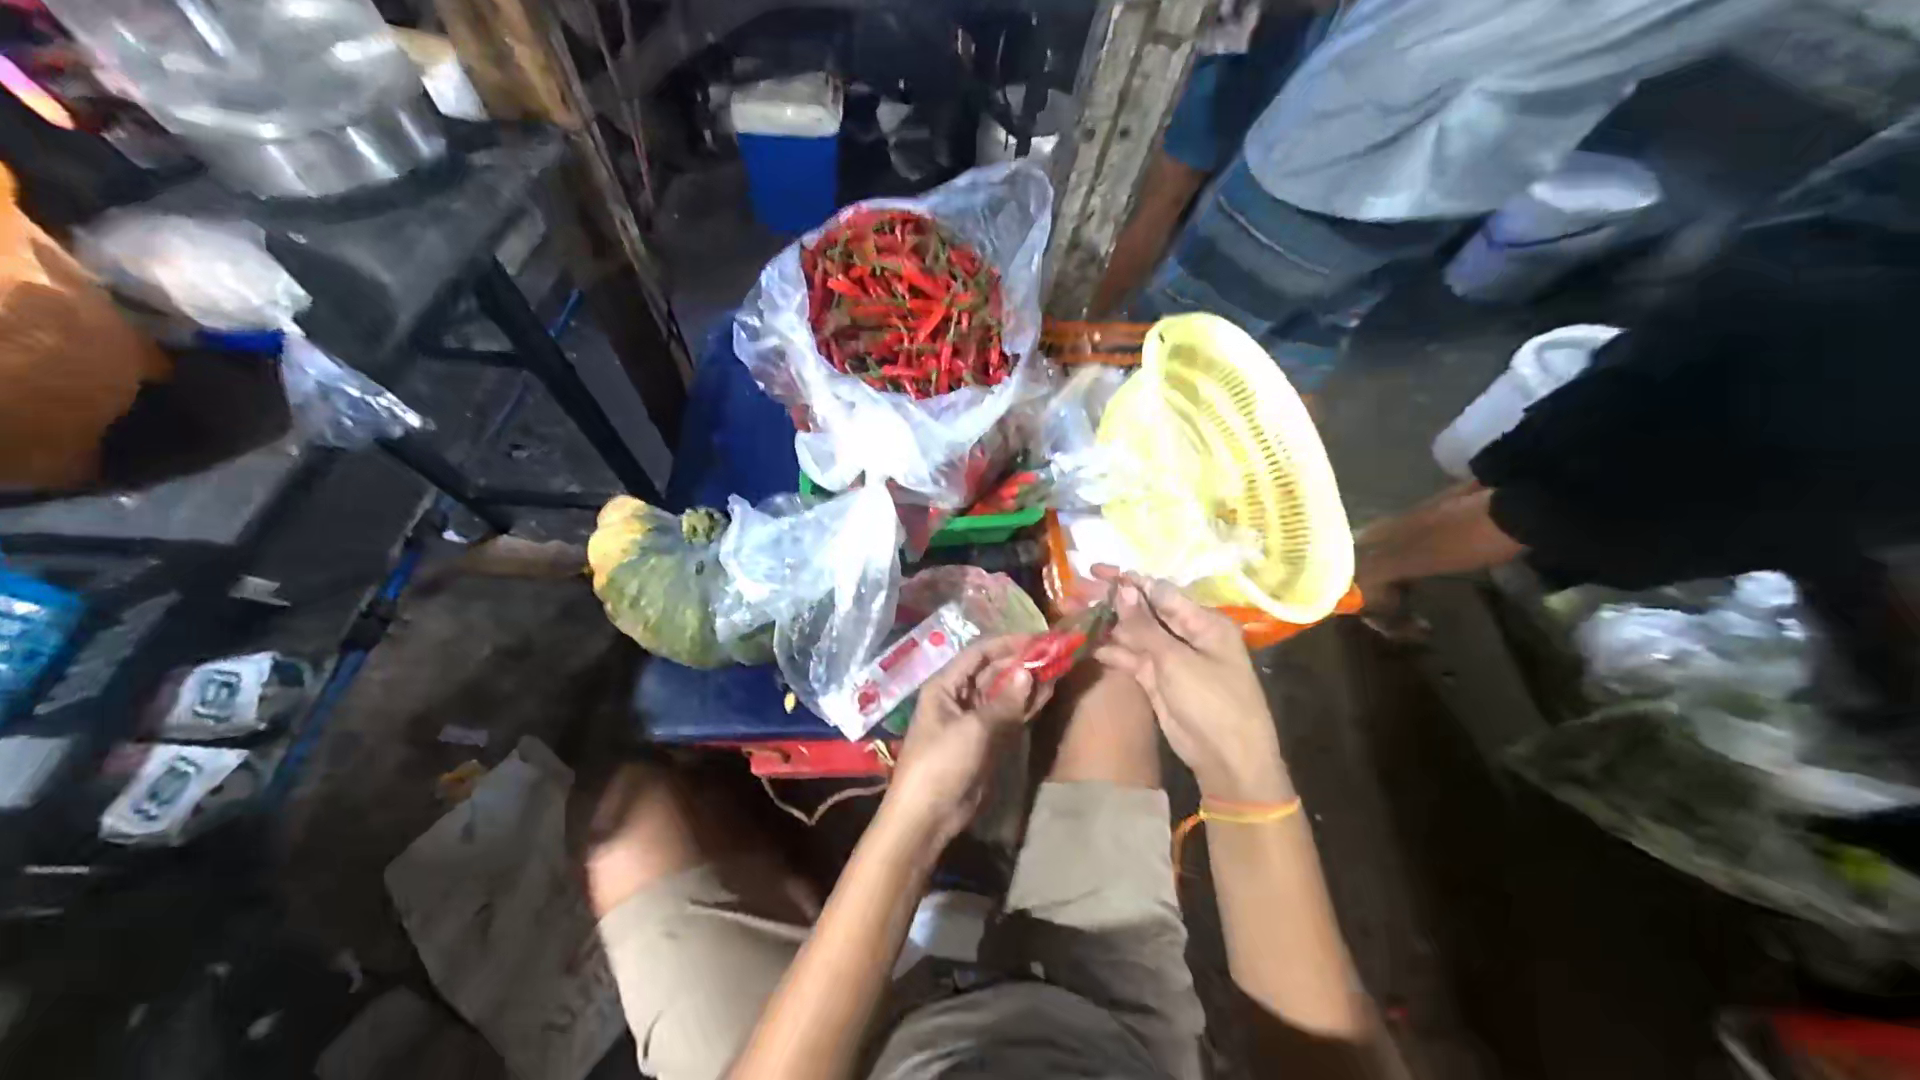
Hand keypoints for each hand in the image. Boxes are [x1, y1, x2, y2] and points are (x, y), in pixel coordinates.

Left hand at [878, 636, 1052, 846]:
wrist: (927, 815)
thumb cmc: (942, 763)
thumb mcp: (974, 729)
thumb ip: (1004, 701)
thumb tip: (1028, 672)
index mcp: (945, 686)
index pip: (979, 653)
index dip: (1007, 643)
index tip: (1038, 639)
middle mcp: (959, 696)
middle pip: (993, 671)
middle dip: (1022, 662)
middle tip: (1055, 654)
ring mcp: (974, 719)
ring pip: (1004, 693)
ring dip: (1028, 683)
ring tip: (1058, 670)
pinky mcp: (986, 740)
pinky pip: (1009, 716)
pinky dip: (1026, 706)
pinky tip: (1048, 695)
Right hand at [1092, 570, 1291, 801]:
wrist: (1227, 759)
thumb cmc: (1212, 702)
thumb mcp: (1177, 660)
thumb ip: (1145, 626)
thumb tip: (1123, 588)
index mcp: (1203, 622)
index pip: (1160, 592)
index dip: (1127, 580)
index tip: (1095, 570)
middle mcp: (1187, 635)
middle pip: (1144, 611)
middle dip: (1111, 601)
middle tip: (1075, 591)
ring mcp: (1170, 658)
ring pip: (1133, 635)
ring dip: (1105, 625)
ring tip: (1071, 612)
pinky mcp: (1156, 680)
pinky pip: (1131, 658)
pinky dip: (1110, 651)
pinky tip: (1085, 642)